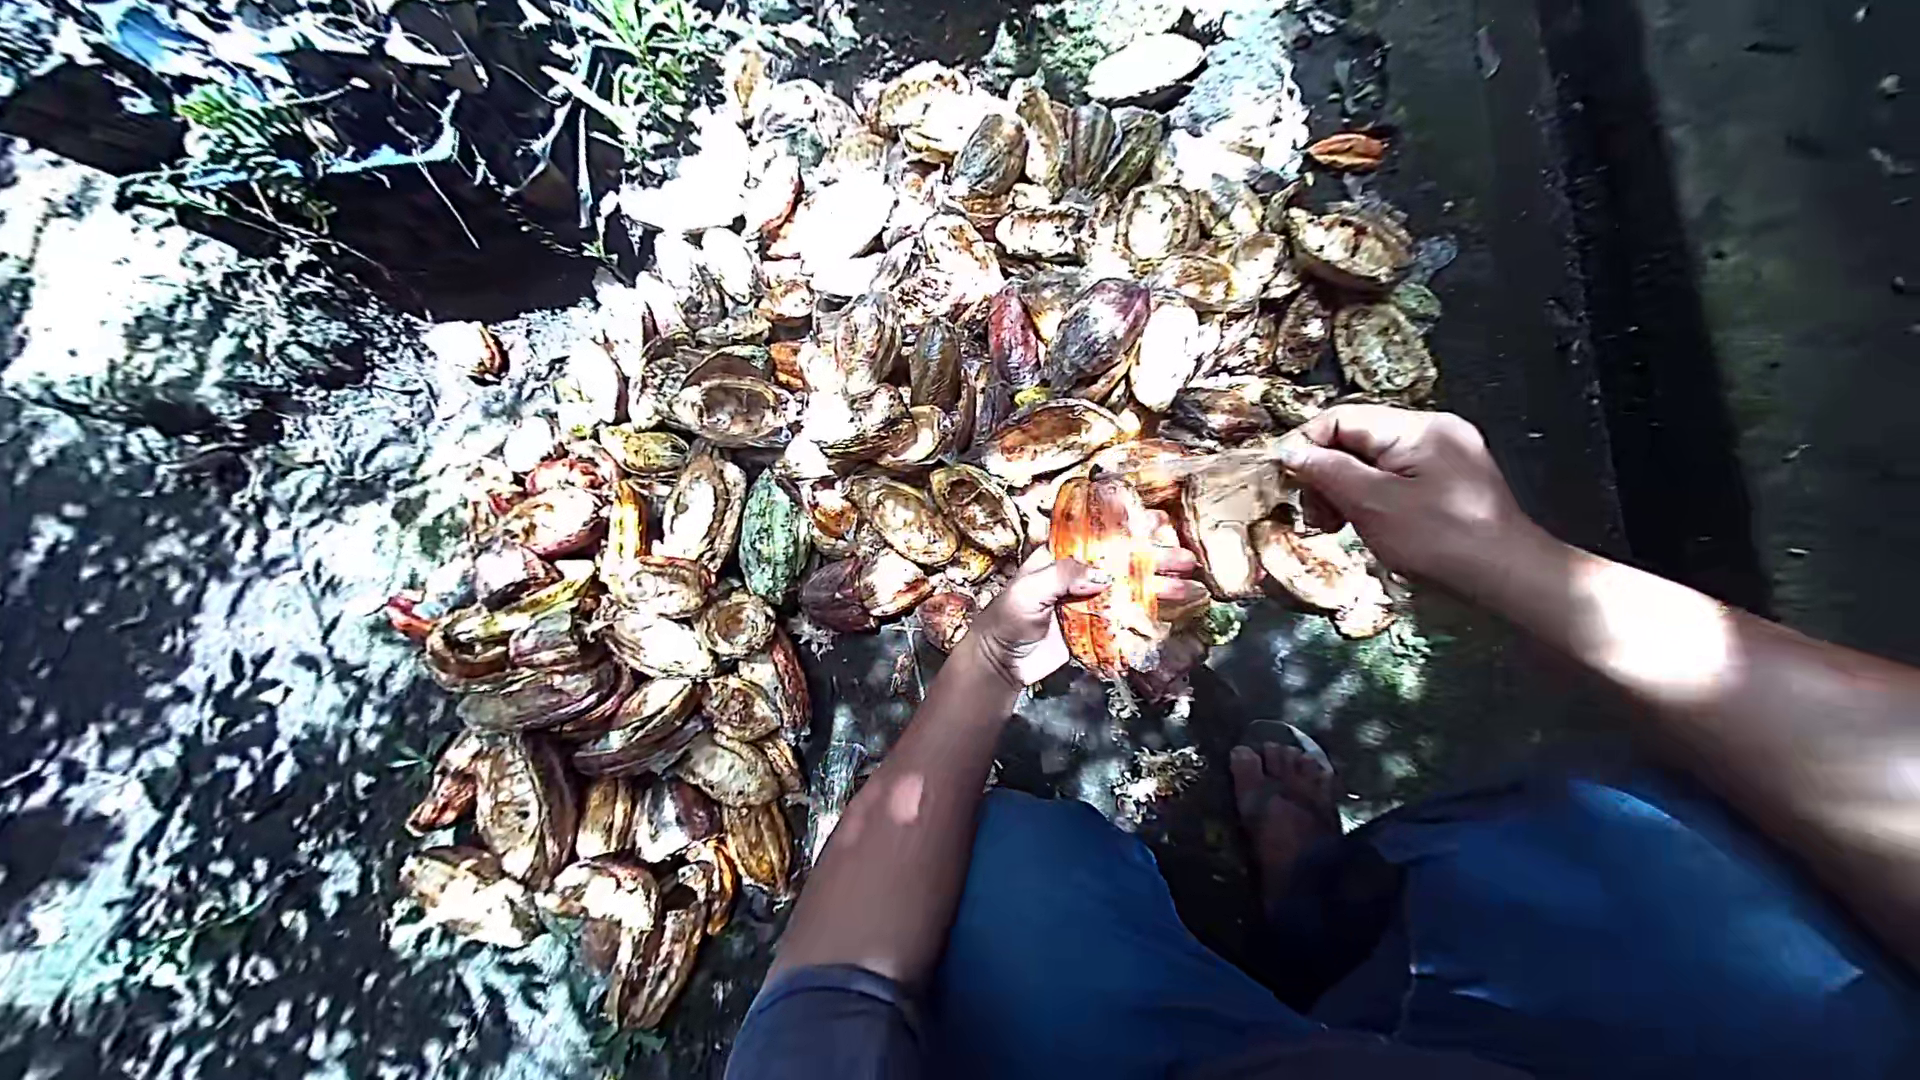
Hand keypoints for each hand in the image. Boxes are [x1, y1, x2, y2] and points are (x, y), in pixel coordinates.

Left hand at [967, 517, 1201, 688]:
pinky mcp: (1095, 627)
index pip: (1098, 534)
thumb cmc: (1006, 619)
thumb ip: (1062, 576)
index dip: (1127, 526)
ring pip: (1130, 587)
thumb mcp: (1028, 590)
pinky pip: (1125, 617)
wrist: (1000, 663)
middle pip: (1122, 560)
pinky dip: (1149, 612)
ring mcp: (1089, 600)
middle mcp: (1078, 574)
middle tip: (1184, 557)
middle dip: (1154, 556)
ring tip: (1188, 584)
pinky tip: (1173, 609)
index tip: (1156, 522)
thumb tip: (1104, 575)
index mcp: (1059, 556)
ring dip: (1158, 584)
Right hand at [1277, 405, 1546, 594]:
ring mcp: (1439, 455)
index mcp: (1417, 428)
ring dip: (1339, 489)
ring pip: (1365, 460)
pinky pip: (1386, 477)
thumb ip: (1327, 471)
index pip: (1340, 418)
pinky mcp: (1441, 479)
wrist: (1506, 576)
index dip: (1306, 446)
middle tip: (1314, 514)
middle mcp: (1430, 431)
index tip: (1288, 482)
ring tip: (1332, 524)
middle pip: (1352, 438)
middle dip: (1323, 473)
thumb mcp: (1373, 503)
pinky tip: (1356, 522)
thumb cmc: (1438, 538)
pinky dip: (1362, 496)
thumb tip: (1288, 451)